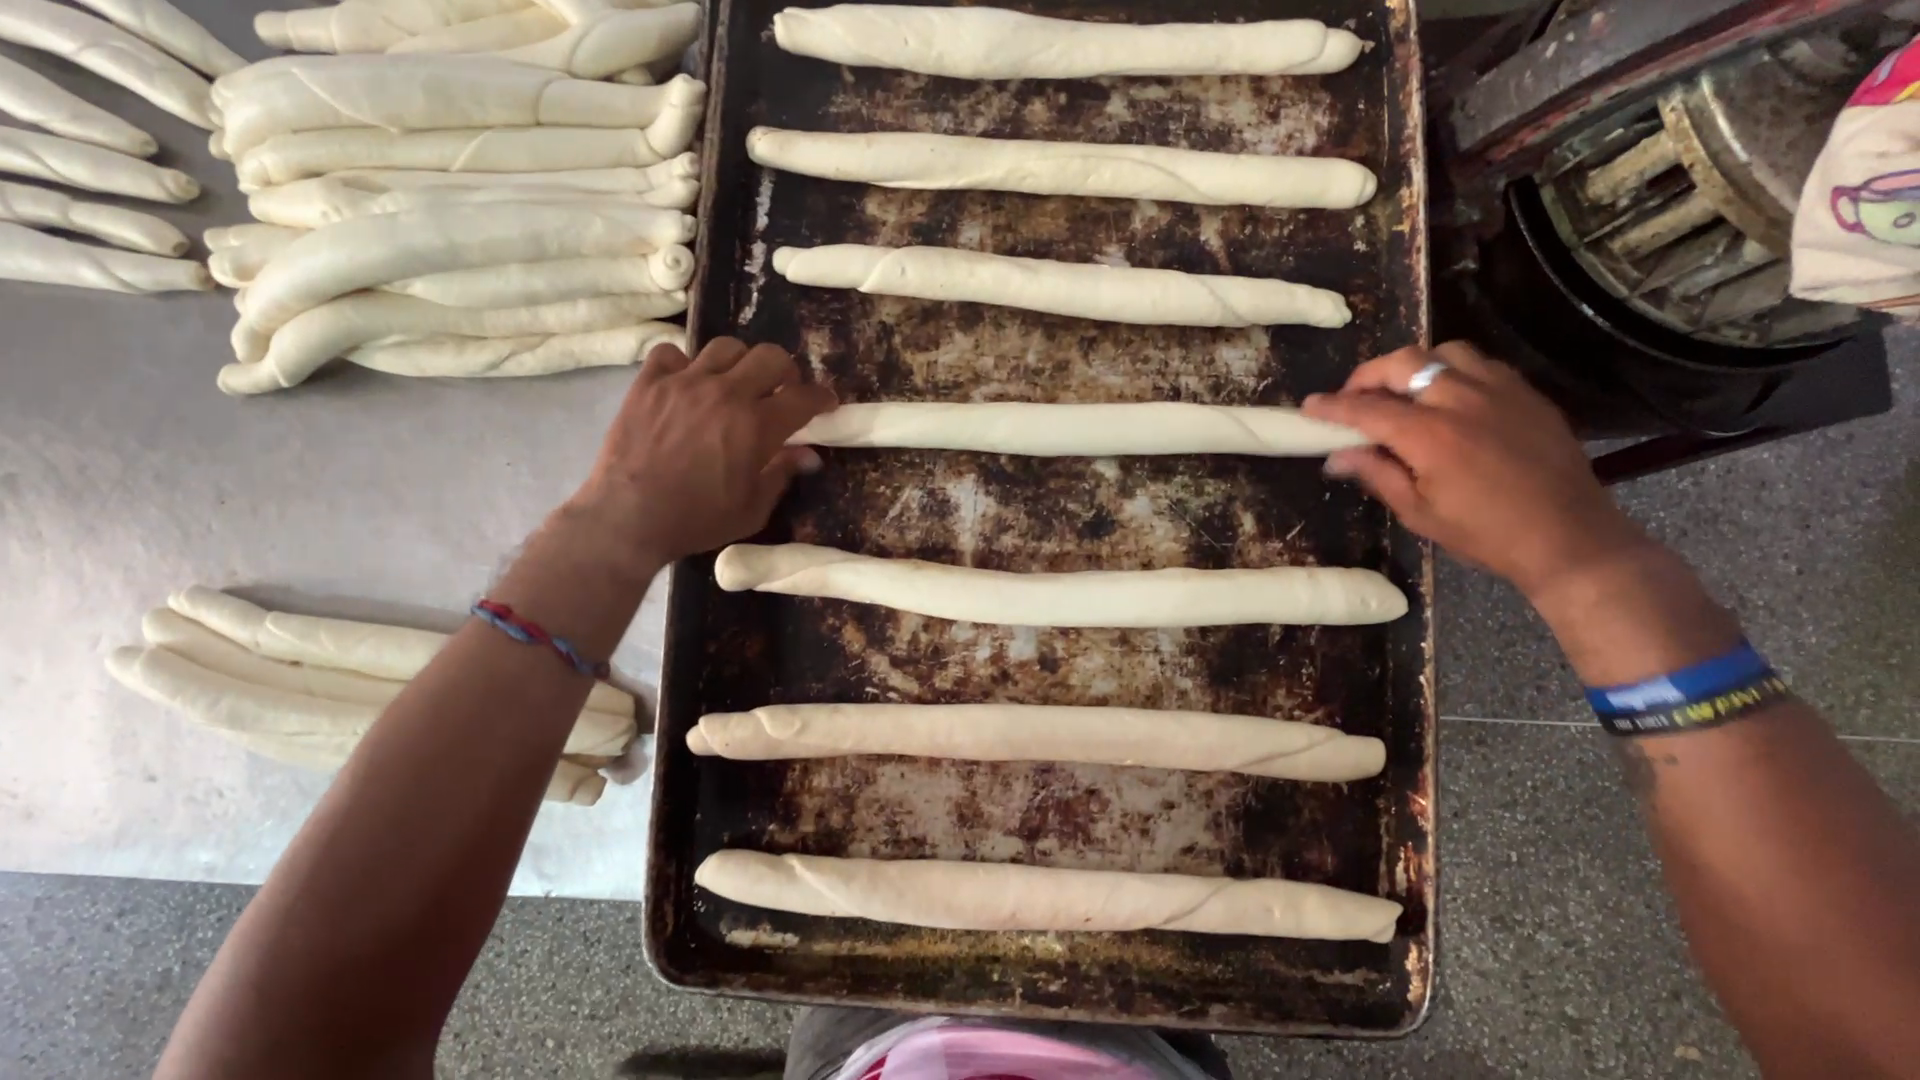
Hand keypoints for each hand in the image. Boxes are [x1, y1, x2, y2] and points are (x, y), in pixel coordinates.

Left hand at [565, 338, 836, 565]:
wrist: (627, 518)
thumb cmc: (696, 520)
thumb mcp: (752, 509)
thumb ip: (781, 474)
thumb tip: (808, 455)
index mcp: (757, 426)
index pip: (803, 397)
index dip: (821, 397)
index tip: (826, 402)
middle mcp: (725, 393)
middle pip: (771, 357)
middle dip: (786, 371)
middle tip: (781, 390)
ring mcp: (684, 383)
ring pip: (725, 347)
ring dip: (739, 363)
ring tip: (735, 382)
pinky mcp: (649, 383)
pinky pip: (673, 353)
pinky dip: (685, 364)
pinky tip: (687, 384)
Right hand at [1301, 341, 1651, 601]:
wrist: (1569, 538)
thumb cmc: (1485, 535)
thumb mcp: (1419, 513)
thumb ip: (1377, 474)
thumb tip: (1337, 456)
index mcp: (1431, 436)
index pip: (1367, 409)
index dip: (1332, 407)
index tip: (1309, 407)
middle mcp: (1463, 401)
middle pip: (1404, 362)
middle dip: (1368, 375)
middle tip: (1355, 398)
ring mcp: (1501, 392)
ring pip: (1445, 353)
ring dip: (1414, 367)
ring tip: (1404, 392)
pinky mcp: (1527, 395)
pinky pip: (1482, 365)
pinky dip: (1453, 372)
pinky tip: (1449, 399)